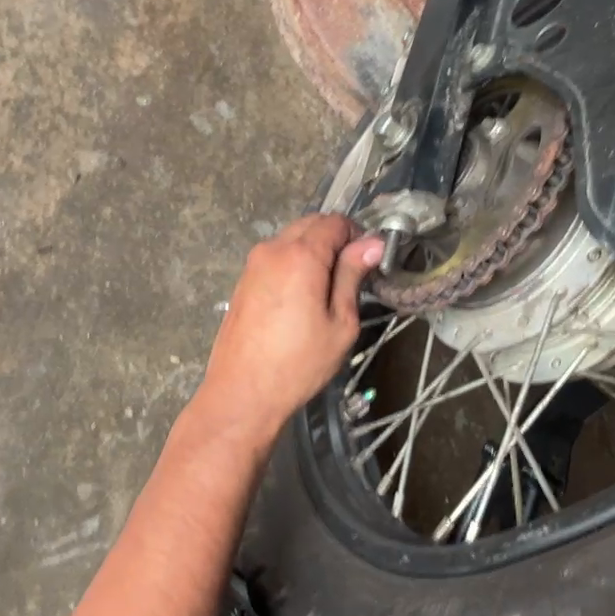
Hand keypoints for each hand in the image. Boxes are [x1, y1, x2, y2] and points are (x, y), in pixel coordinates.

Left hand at [192, 215, 384, 447]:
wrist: (242, 393)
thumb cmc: (299, 363)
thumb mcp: (340, 322)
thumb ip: (352, 276)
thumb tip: (372, 243)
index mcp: (300, 255)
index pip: (334, 222)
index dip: (356, 236)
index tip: (367, 263)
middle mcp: (273, 249)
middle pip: (310, 224)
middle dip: (334, 240)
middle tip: (350, 277)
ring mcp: (253, 264)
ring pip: (291, 239)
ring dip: (312, 251)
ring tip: (326, 291)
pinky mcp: (243, 281)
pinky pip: (275, 257)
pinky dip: (293, 263)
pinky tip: (300, 298)